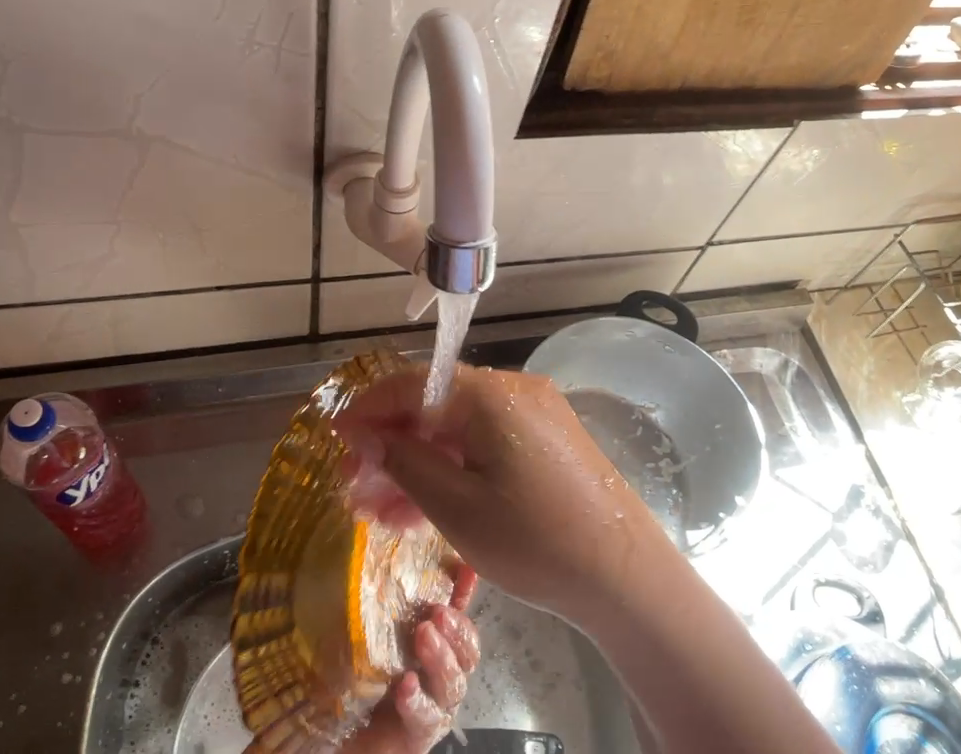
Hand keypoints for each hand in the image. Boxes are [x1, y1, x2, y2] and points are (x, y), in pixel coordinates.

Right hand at [337, 364, 672, 629]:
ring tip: (377, 513)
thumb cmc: (536, 540)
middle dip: (390, 447)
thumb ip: (404, 462)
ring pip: (458, 433)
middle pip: (435, 408)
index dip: (369, 411)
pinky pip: (485, 448)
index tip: (335, 440)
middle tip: (353, 489)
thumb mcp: (457, 507)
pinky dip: (453, 472)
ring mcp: (534, 417)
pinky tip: (420, 512)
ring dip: (417, 467)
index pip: (413, 385)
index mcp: (490, 395)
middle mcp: (513, 392)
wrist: (625, 576)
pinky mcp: (545, 444)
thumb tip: (363, 435)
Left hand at [338, 569, 480, 753]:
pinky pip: (426, 717)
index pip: (460, 617)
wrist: (350, 732)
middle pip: (467, 652)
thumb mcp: (377, 633)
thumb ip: (389, 604)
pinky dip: (418, 700)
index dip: (465, 594)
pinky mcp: (421, 734)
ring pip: (453, 683)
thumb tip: (386, 556)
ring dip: (441, 658)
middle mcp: (445, 675)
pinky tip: (406, 685)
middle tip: (438, 612)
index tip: (464, 570)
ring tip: (424, 636)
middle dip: (457, 630)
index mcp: (439, 647)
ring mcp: (437, 706)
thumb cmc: (365, 676)